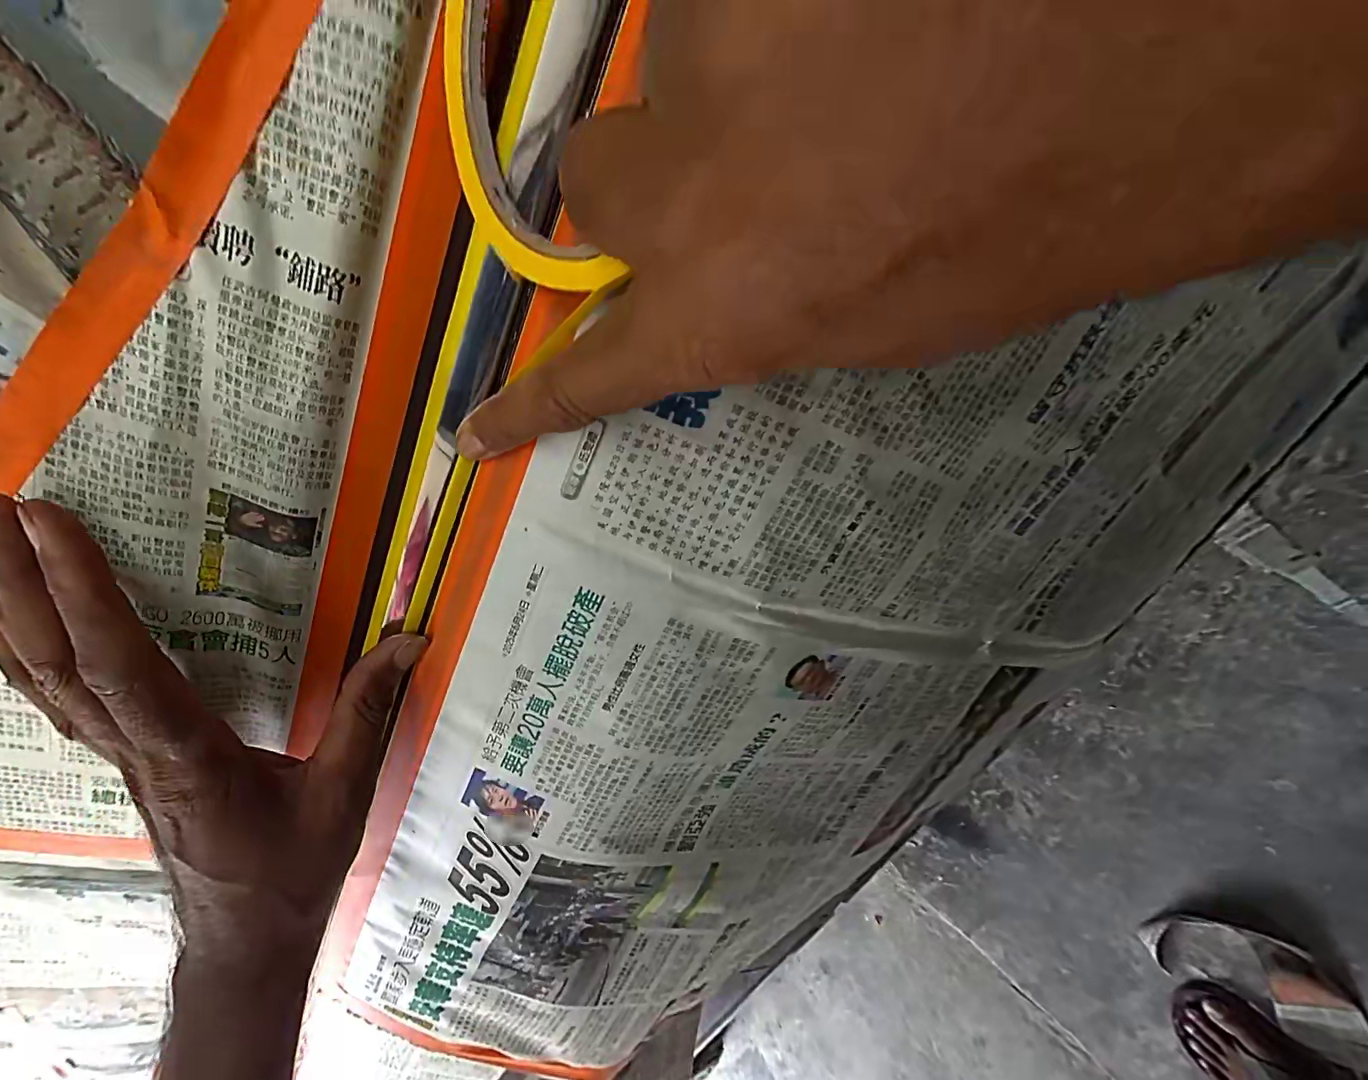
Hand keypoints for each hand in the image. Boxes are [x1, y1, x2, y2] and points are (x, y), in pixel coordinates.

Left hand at [0, 493, 426, 1078]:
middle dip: (19, 578)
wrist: (242, 944)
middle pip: (60, 659)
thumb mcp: (345, 794)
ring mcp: (118, 756)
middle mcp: (137, 746)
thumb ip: (368, 710)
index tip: (49, 521)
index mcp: (188, 749)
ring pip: (47, 678)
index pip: (122, 662)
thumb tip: (411, 637)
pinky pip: (55, 706)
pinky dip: (16, 663)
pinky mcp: (120, 761)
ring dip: (5, 607)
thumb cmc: (290, 874)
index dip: (82, 590)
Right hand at [456, 0, 1367, 458]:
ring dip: (720, 81)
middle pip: (592, 181)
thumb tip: (713, 296)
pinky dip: (769, 8)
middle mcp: (680, 194)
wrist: (1261, 8)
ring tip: (850, 59)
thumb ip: (766, 313)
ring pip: (659, 75)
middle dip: (649, 178)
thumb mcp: (898, 318)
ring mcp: (712, 52)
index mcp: (723, 307)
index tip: (472, 430)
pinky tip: (864, 15)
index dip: (525, 406)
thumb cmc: (1094, 194)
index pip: (584, 375)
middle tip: (742, 156)